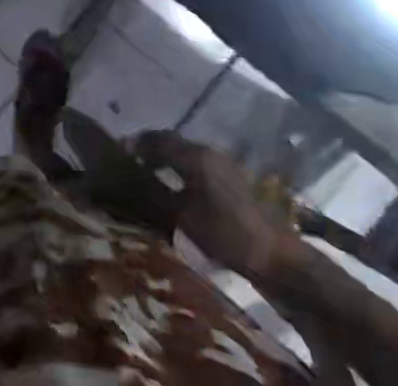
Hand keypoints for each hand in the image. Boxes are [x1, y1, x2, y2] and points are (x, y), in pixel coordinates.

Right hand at [132, 132, 304, 280]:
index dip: (136, 144)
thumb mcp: (182, 217)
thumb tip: (129, 180)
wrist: (278, 258)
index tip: (119, 153)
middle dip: (151, 148)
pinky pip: (200, 163)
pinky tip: (177, 185)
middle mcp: (210, 152)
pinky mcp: (235, 178)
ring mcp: (226, 164)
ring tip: (151, 173)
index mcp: (195, 156)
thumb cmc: (226, 235)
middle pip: (173, 142)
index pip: (157, 139)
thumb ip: (155, 194)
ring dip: (168, 157)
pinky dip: (183, 167)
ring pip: (187, 152)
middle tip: (133, 162)